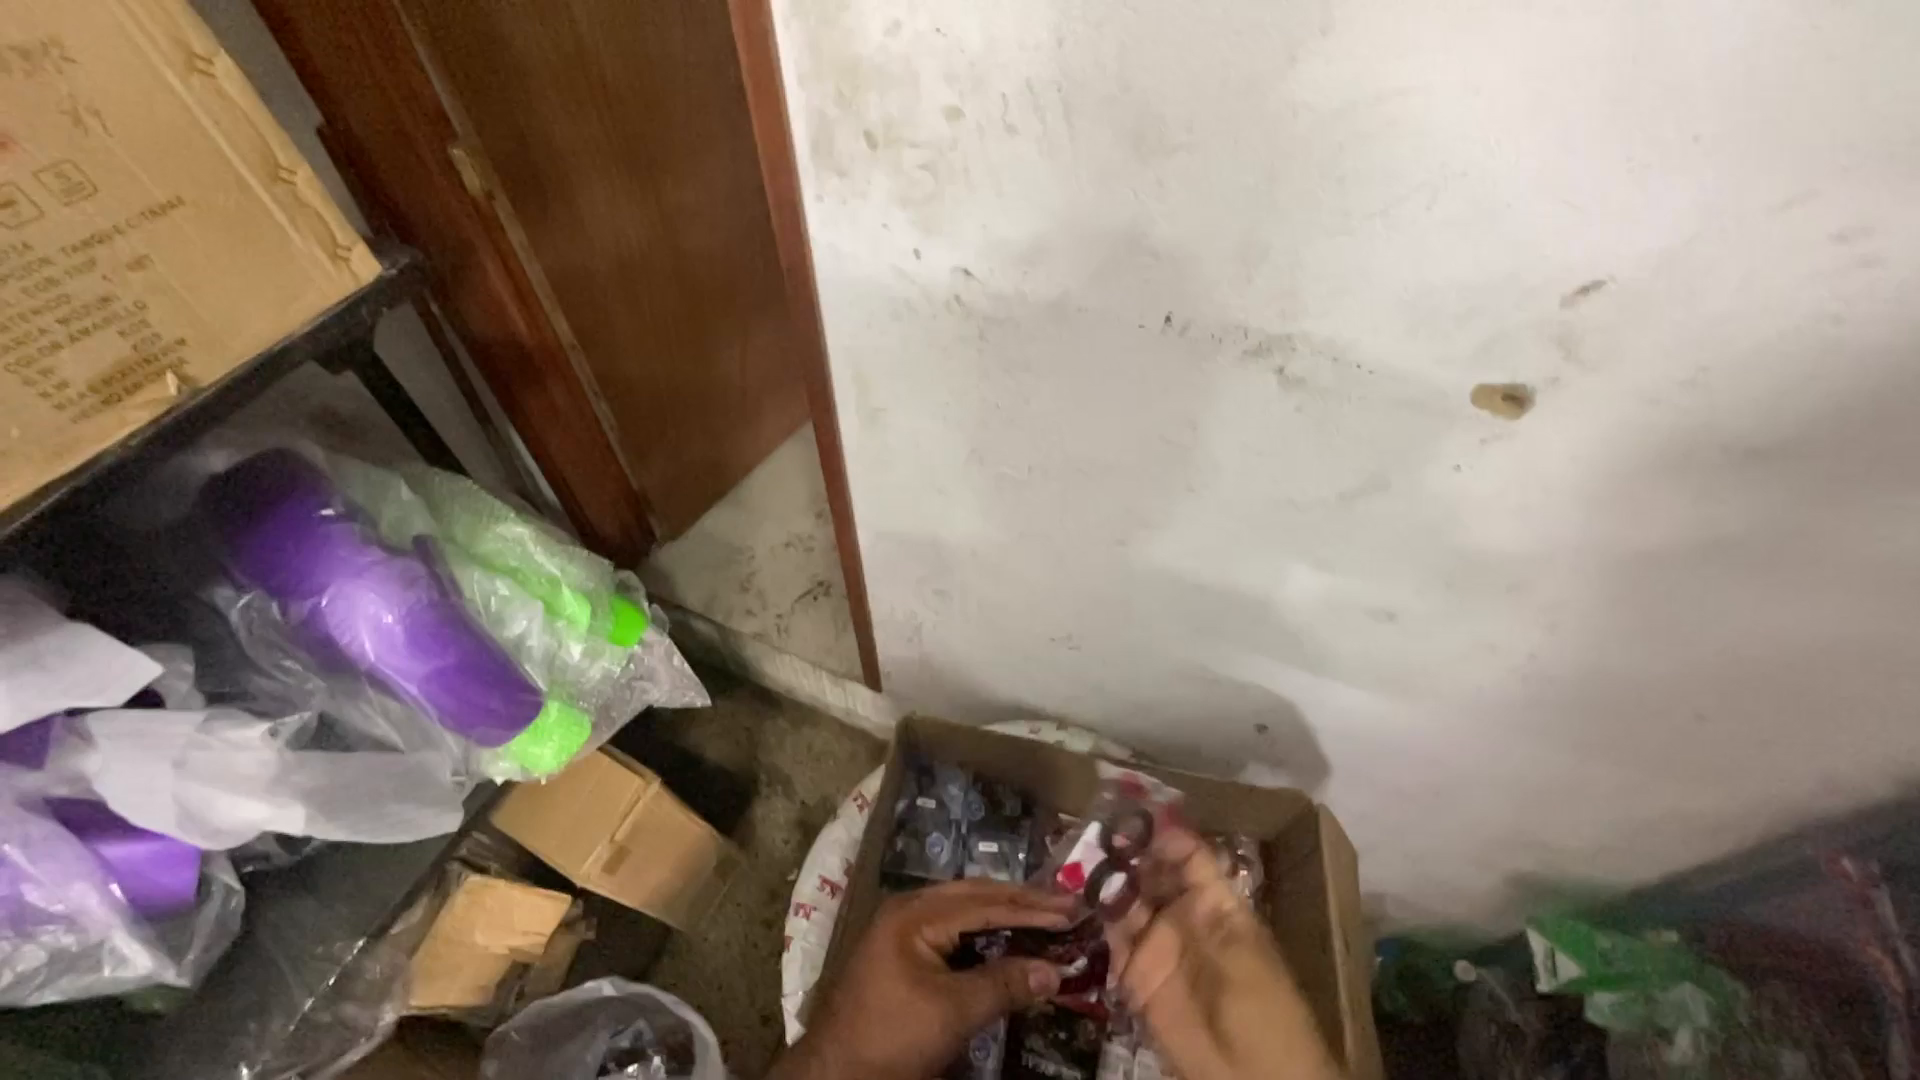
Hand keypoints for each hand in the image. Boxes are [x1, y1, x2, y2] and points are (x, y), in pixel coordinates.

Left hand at [772, 880, 1076, 1079]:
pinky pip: (950, 927)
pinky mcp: (901, 950)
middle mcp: (907, 908)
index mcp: (914, 913)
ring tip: (1043, 914)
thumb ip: (1004, 985)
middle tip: (1065, 905)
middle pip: (974, 894)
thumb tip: (1055, 971)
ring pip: (962, 908)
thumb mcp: (952, 1014)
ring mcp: (900, 927)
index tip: (1072, 910)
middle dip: (1020, 900)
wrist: (835, 1075)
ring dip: (1002, 911)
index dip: (1032, 908)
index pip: (985, 903)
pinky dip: (982, 930)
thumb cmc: (891, 1040)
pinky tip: (1004, 936)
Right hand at [1105, 825, 1344, 1079]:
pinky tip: (1080, 891)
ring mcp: (1157, 945)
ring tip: (1081, 853)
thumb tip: (1171, 845)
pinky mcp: (1135, 974)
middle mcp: (1183, 916)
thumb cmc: (1262, 1009)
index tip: (1133, 816)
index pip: (1188, 857)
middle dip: (1127, 850)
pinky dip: (1097, 912)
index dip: (1163, 835)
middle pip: (1151, 872)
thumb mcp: (1239, 948)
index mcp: (1215, 904)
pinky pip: (1113, 934)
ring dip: (1107, 877)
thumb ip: (1197, 899)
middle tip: (1096, 827)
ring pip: (1127, 898)